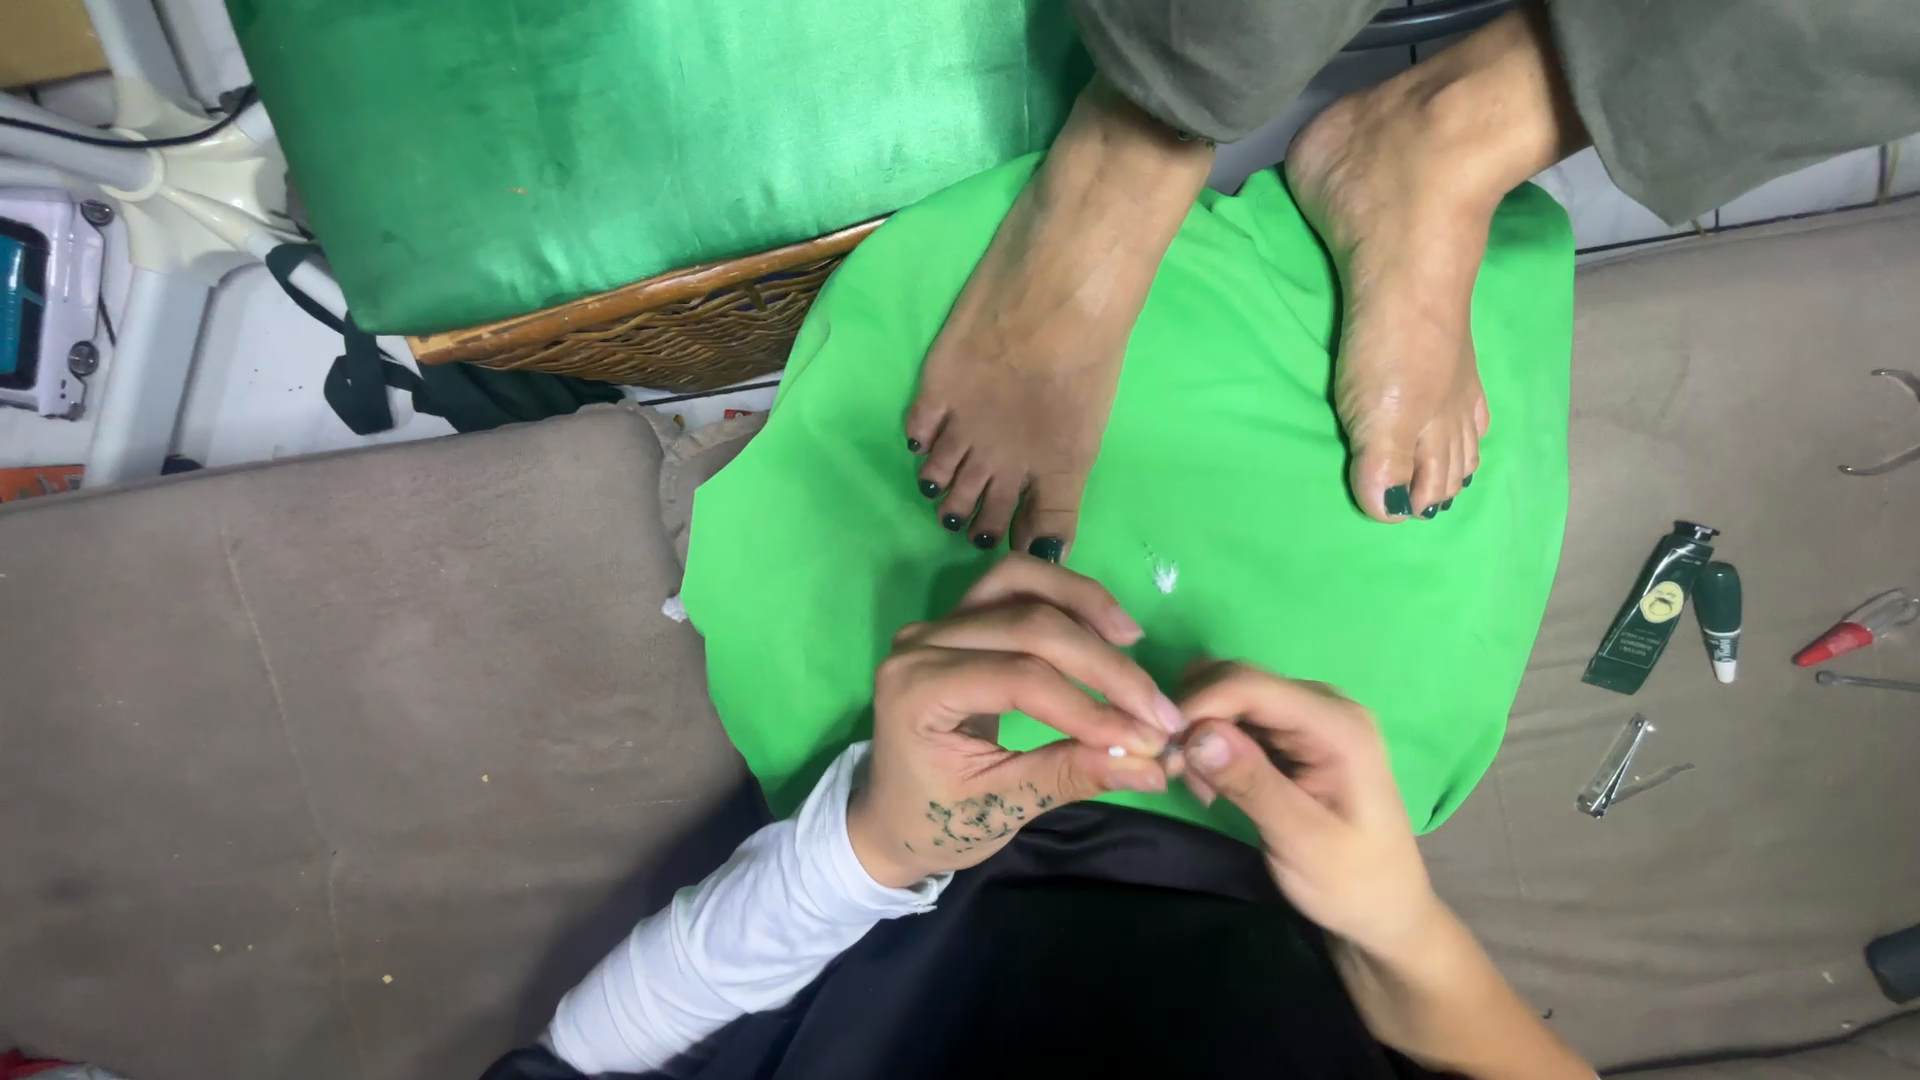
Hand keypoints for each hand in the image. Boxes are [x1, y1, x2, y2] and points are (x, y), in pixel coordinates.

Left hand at [846, 556, 1184, 886]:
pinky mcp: (959, 618)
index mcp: (917, 692)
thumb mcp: (1001, 809)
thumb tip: (1153, 764)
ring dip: (1083, 603)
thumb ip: (1070, 776)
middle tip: (1157, 710)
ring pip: (1019, 580)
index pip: (1019, 679)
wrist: (891, 816)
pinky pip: (1013, 584)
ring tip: (1133, 641)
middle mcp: (922, 642)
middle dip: (1102, 665)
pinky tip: (1101, 626)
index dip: (1089, 705)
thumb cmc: (936, 821)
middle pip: (1028, 624)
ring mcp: (939, 623)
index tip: (1147, 738)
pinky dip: (1062, 595)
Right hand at [1175, 662, 1439, 957]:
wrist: (1383, 910)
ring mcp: (1303, 714)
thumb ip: (1252, 784)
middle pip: (1233, 679)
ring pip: (1226, 694)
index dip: (1198, 704)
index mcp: (1336, 724)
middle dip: (1194, 716)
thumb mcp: (1302, 841)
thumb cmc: (1351, 882)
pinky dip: (1209, 739)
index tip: (1164, 749)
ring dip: (1198, 729)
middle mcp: (1320, 703)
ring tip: (1197, 784)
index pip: (1248, 684)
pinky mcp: (1288, 729)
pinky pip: (1233, 714)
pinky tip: (1210, 781)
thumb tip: (1196, 735)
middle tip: (1176, 771)